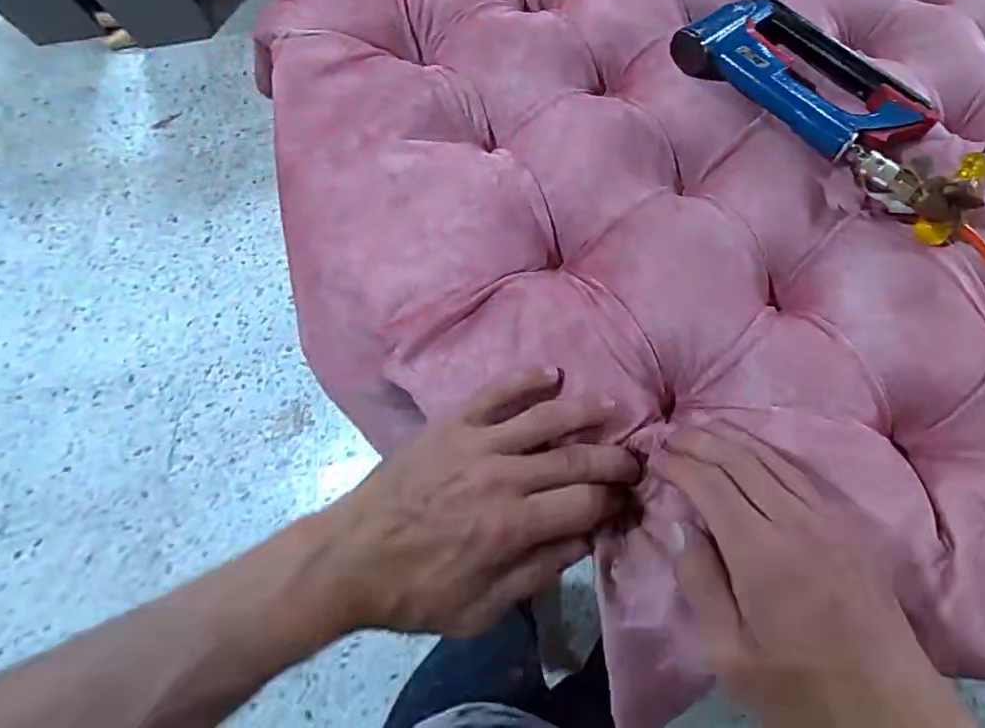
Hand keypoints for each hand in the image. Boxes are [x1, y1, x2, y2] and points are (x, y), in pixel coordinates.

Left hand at [312, 366, 639, 636]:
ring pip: (545, 417)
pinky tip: (551, 374)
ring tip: (612, 409)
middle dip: (613, 458)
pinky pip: (496, 392)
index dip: (615, 500)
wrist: (349, 558)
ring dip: (584, 411)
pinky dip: (525, 378)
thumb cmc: (416, 591)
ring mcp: (477, 442)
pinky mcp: (453, 422)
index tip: (630, 497)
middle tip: (635, 458)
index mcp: (510, 526)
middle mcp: (502, 477)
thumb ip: (539, 572)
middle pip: (575, 458)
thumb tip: (589, 538)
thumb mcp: (479, 609)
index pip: (584, 503)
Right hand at [660, 426, 974, 727]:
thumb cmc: (801, 689)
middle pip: (740, 460)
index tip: (655, 455)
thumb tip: (678, 524)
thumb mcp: (732, 656)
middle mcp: (795, 518)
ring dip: (733, 436)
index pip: (712, 485)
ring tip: (703, 427)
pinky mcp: (846, 519)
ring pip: (771, 457)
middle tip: (671, 433)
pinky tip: (752, 447)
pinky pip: (797, 470)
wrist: (888, 703)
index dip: (680, 465)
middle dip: (701, 440)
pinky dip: (766, 450)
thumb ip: (702, 583)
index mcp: (762, 551)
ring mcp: (826, 514)